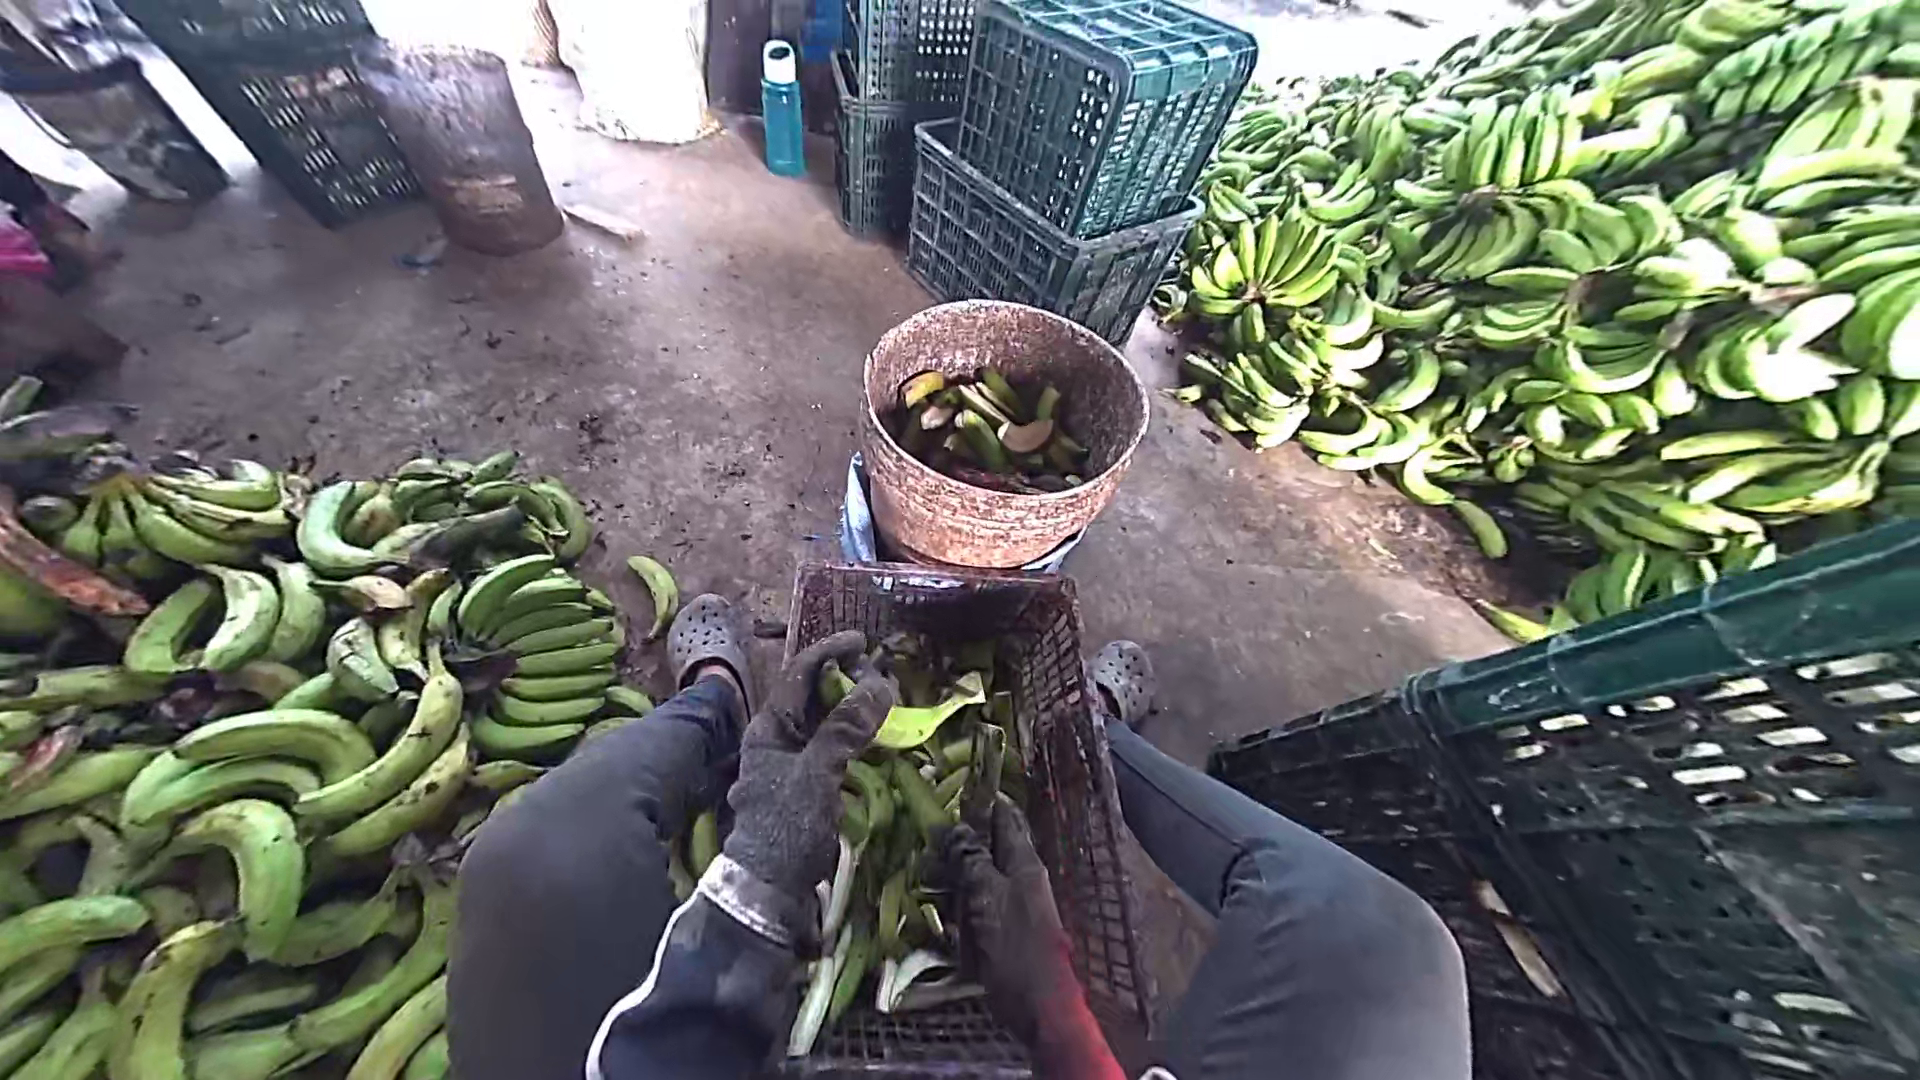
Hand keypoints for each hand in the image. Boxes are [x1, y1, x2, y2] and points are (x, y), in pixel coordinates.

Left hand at [723, 630, 893, 901]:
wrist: (773, 889)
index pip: (800, 673)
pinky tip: (879, 731)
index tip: (862, 641)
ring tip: (886, 696)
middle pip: (816, 693)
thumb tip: (880, 683)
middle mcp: (781, 736)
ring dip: (856, 703)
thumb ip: (845, 727)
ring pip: (829, 717)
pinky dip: (858, 731)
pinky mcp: (813, 777)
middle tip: (882, 672)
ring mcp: (796, 757)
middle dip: (848, 677)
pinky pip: (837, 741)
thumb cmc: (787, 825)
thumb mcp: (817, 771)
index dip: (830, 650)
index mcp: (771, 727)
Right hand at [933, 799, 1079, 1044]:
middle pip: (987, 847)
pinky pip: (976, 907)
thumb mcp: (988, 897)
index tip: (949, 796)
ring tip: (922, 876)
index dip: (980, 803)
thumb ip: (972, 859)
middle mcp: (1019, 876)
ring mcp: (1011, 904)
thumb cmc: (1016, 947)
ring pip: (978, 876)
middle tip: (925, 844)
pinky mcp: (1002, 931)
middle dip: (957, 844)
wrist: (1042, 1011)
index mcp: (1022, 860)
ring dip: (952, 875)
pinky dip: (957, 905)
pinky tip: (935, 912)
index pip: (1003, 816)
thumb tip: (955, 827)